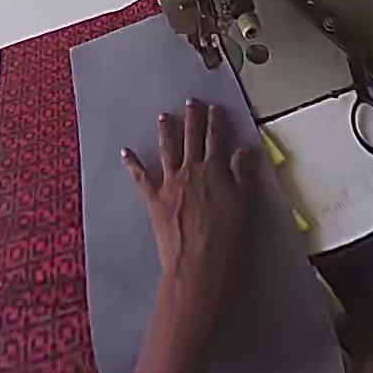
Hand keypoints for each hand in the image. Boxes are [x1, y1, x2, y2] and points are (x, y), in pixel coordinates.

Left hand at [123, 99, 254, 372]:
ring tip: (164, 116)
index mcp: (214, 171)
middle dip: (192, 118)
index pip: (217, 139)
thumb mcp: (243, 205)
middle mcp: (191, 171)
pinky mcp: (155, 201)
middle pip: (192, 138)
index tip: (215, 107)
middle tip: (191, 102)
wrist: (197, 270)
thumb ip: (243, 174)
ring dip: (167, 131)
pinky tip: (126, 152)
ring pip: (168, 150)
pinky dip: (133, 164)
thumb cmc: (227, 242)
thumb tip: (246, 147)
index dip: (216, 121)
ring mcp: (170, 184)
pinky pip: (141, 178)